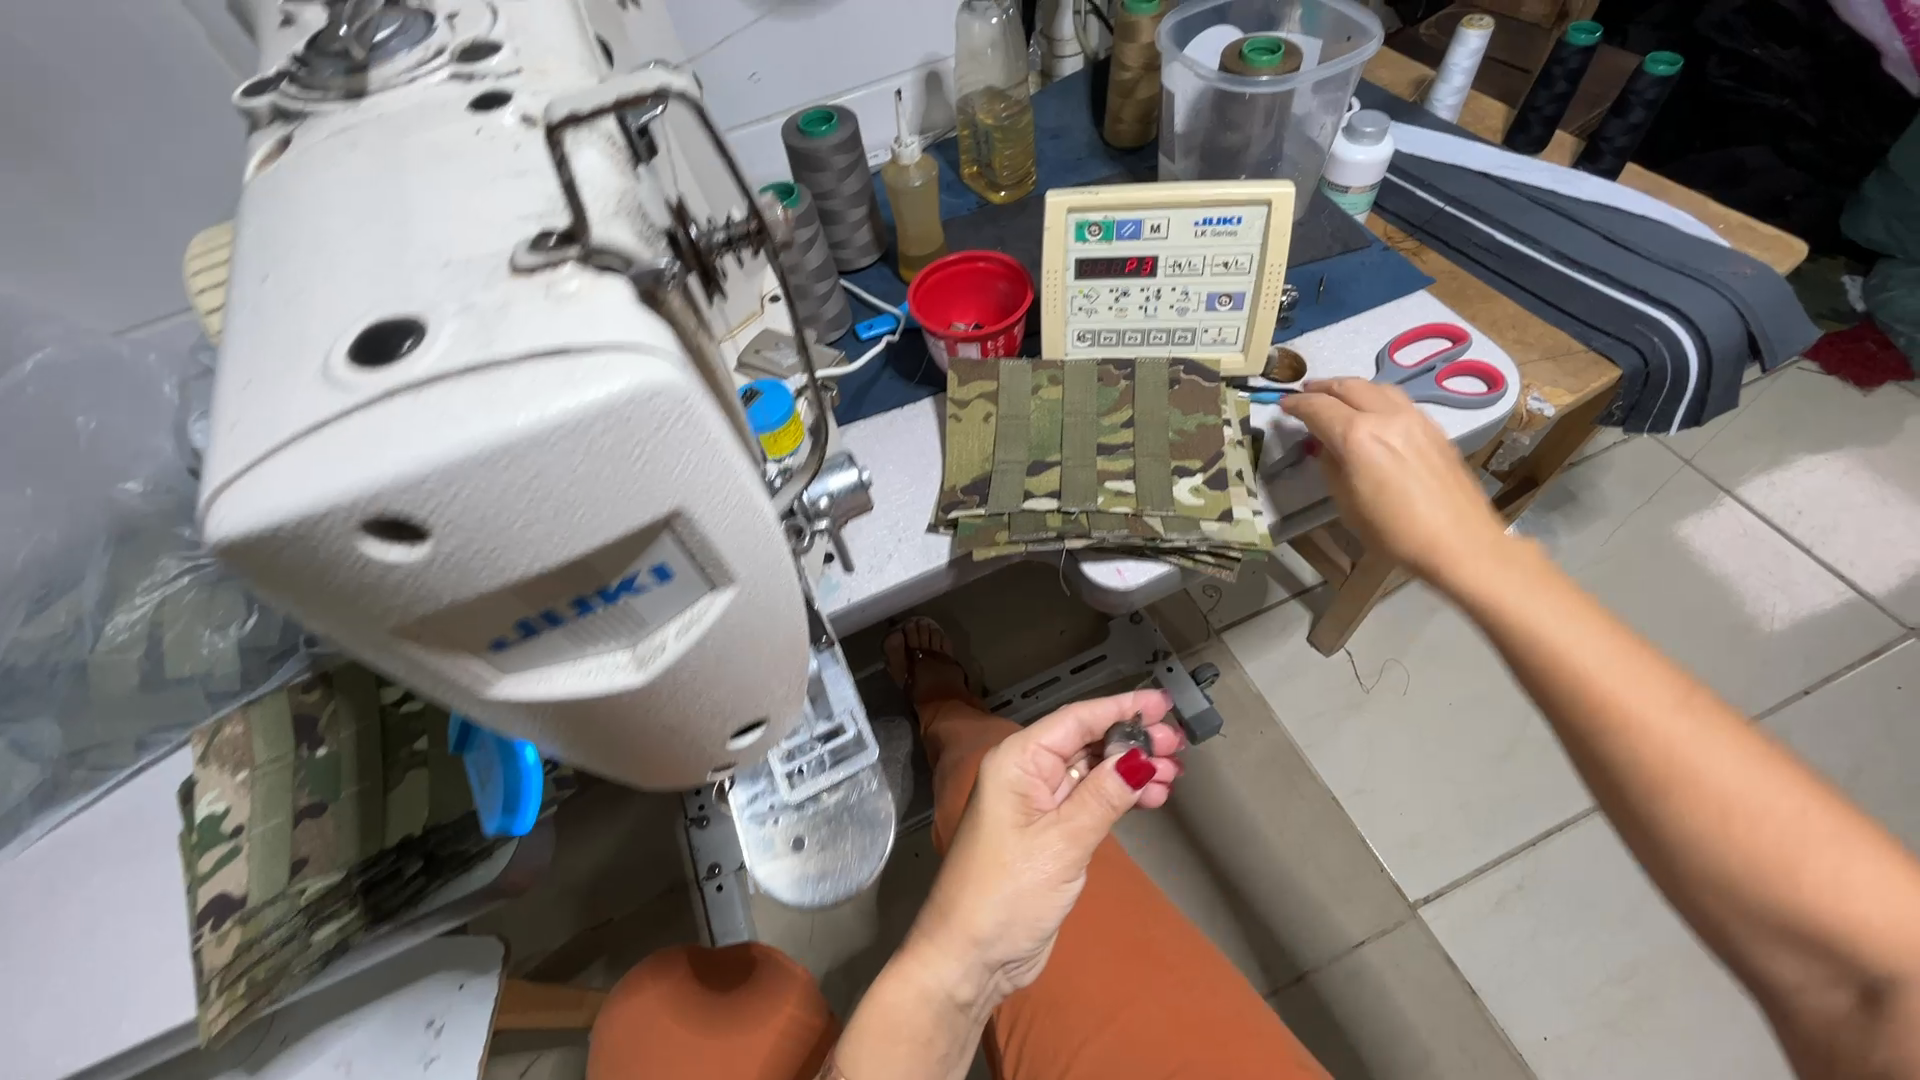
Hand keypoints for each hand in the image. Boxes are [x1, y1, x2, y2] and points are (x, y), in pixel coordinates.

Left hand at [903, 689, 1183, 1008]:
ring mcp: (1040, 802)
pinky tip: (1152, 796)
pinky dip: (1121, 795)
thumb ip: (1103, 797)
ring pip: (1094, 770)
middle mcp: (1027, 773)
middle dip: (1133, 740)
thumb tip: (1141, 756)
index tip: (1161, 704)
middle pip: (1087, 741)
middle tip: (1178, 747)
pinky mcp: (1052, 831)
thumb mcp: (1060, 843)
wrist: (972, 956)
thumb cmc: (1005, 894)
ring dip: (1132, 769)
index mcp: (1017, 761)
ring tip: (1174, 775)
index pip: (1075, 719)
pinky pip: (1092, 799)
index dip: (1120, 707)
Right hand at [1283, 377, 1513, 588]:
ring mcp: (1414, 418)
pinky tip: (1372, 413)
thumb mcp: (1346, 502)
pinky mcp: (1434, 428)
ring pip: (1376, 387)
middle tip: (1305, 393)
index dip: (1296, 404)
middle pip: (1348, 386)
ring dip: (1351, 388)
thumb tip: (1326, 447)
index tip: (1283, 406)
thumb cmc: (1393, 532)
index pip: (1318, 407)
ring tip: (1337, 398)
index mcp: (1357, 436)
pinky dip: (1375, 398)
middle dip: (1322, 388)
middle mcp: (1386, 417)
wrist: (1459, 542)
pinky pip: (1398, 401)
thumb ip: (1331, 466)